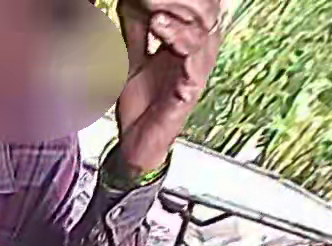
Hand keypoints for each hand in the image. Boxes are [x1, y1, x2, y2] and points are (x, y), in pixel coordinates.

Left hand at [114, 0, 222, 174]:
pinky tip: (160, 24)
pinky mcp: (194, 82)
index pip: (191, 3)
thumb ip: (135, 34)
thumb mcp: (132, 62)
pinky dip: (176, 33)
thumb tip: (129, 2)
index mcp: (186, 40)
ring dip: (178, 8)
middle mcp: (198, 48)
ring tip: (156, 0)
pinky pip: (192, 50)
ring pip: (201, 22)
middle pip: (202, 6)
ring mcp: (199, 64)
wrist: (136, 145)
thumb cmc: (139, 107)